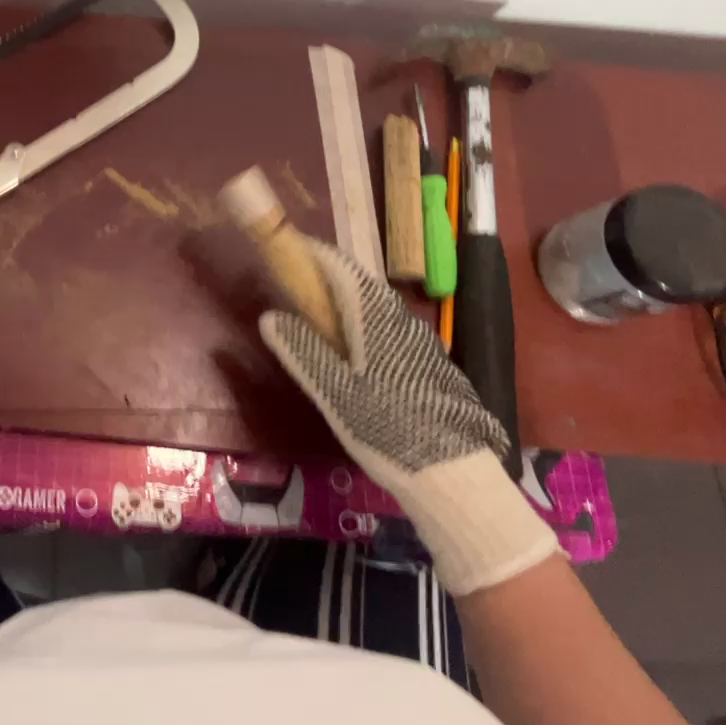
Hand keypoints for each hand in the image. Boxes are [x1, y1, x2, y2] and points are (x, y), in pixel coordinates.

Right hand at [259, 236, 557, 595]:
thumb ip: (302, 351)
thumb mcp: (335, 394)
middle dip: (325, 279)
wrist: (455, 477)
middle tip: (293, 290)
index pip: (340, 268)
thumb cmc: (389, 430)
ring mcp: (420, 343)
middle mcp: (401, 321)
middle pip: (359, 285)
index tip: (285, 247)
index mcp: (375, 320)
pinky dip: (363, 329)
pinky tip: (354, 360)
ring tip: (317, 324)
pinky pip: (389, 332)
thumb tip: (270, 316)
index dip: (312, 253)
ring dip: (345, 305)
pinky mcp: (430, 365)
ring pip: (376, 310)